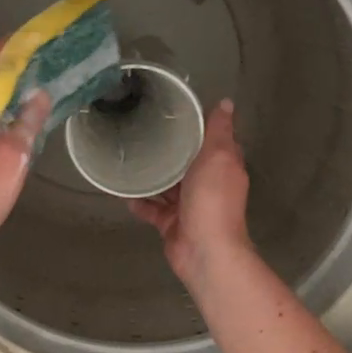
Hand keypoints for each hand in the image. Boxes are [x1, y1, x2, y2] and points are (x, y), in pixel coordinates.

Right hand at [128, 100, 252, 286]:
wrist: (204, 250)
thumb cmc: (212, 199)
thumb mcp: (218, 157)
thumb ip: (219, 131)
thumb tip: (227, 102)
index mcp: (222, 167)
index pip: (213, 141)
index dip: (199, 127)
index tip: (176, 112)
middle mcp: (208, 185)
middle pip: (188, 163)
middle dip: (170, 151)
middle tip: (144, 132)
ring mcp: (189, 206)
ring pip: (168, 186)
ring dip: (152, 176)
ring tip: (128, 159)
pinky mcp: (171, 223)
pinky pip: (153, 209)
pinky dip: (140, 202)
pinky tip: (124, 192)